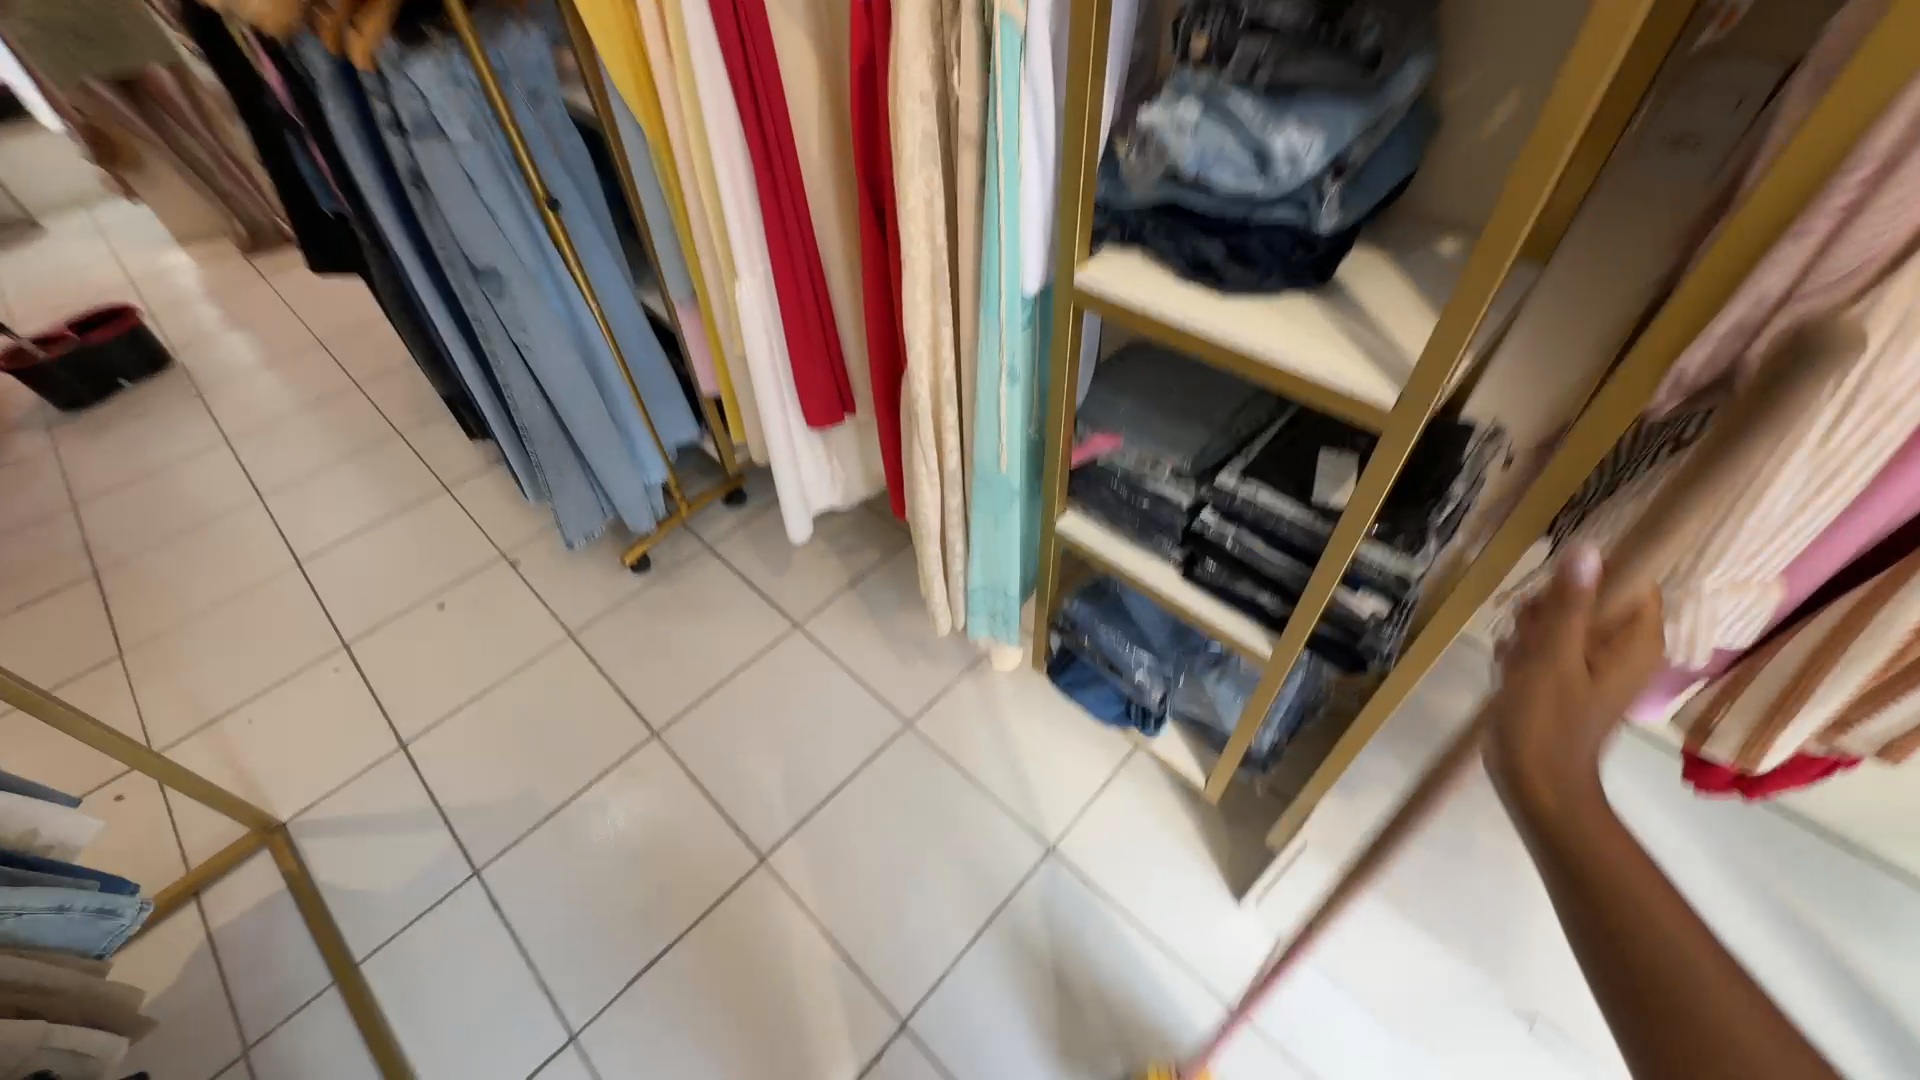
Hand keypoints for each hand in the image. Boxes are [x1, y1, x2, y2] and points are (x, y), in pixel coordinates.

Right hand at [1483, 545, 1666, 806]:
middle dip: (1545, 611)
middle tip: (1529, 638)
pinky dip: (1523, 653)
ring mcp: (1595, 664)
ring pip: (1557, 620)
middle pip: (1585, 597)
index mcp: (1636, 640)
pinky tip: (1511, 672)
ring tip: (1516, 661)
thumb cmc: (1546, 719)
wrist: (1534, 779)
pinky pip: (1545, 644)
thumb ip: (1568, 603)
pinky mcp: (1568, 677)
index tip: (1550, 596)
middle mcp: (1624, 647)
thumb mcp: (1552, 655)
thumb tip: (1587, 550)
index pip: (1628, 580)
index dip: (1586, 578)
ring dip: (1527, 633)